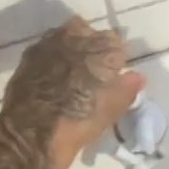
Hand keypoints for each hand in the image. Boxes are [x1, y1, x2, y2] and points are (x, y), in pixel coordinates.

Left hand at [0, 18, 145, 168]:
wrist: (32, 133)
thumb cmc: (79, 122)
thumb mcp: (110, 111)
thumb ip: (126, 89)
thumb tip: (138, 76)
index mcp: (102, 48)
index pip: (117, 45)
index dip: (116, 63)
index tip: (113, 79)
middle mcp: (76, 36)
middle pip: (91, 35)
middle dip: (94, 51)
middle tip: (93, 76)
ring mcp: (50, 42)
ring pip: (68, 37)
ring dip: (73, 51)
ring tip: (73, 76)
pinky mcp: (30, 53)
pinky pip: (49, 48)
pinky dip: (55, 58)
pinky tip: (53, 77)